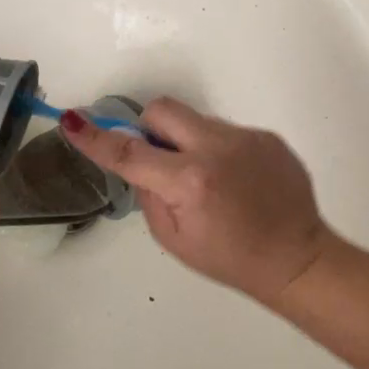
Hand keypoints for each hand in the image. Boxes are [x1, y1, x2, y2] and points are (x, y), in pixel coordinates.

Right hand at [57, 98, 332, 305]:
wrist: (297, 259)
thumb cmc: (228, 259)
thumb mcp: (172, 238)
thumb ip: (149, 194)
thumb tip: (142, 163)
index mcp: (190, 182)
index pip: (129, 152)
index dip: (95, 137)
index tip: (72, 120)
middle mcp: (217, 150)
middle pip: (162, 110)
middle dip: (149, 127)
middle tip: (158, 160)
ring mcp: (246, 138)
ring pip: (195, 121)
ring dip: (187, 143)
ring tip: (209, 181)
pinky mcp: (267, 137)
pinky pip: (225, 132)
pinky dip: (218, 151)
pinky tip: (235, 182)